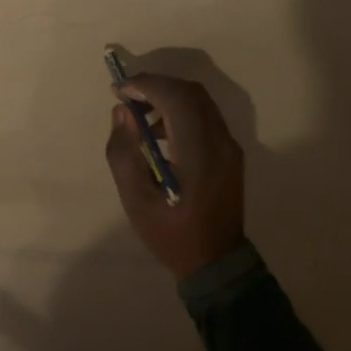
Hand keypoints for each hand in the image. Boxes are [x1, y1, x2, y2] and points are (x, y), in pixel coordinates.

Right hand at [104, 72, 245, 280]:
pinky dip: (182, 110)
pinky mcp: (230, 153)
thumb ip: (124, 152)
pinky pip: (205, 116)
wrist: (216, 264)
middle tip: (127, 95)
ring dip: (169, 96)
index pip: (176, 98)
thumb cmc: (172, 234)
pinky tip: (160, 132)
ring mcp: (229, 146)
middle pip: (190, 93)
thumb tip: (122, 113)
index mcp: (199, 152)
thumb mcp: (136, 200)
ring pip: (200, 101)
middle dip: (157, 85)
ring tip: (139, 114)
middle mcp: (220, 141)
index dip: (147, 85)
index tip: (120, 90)